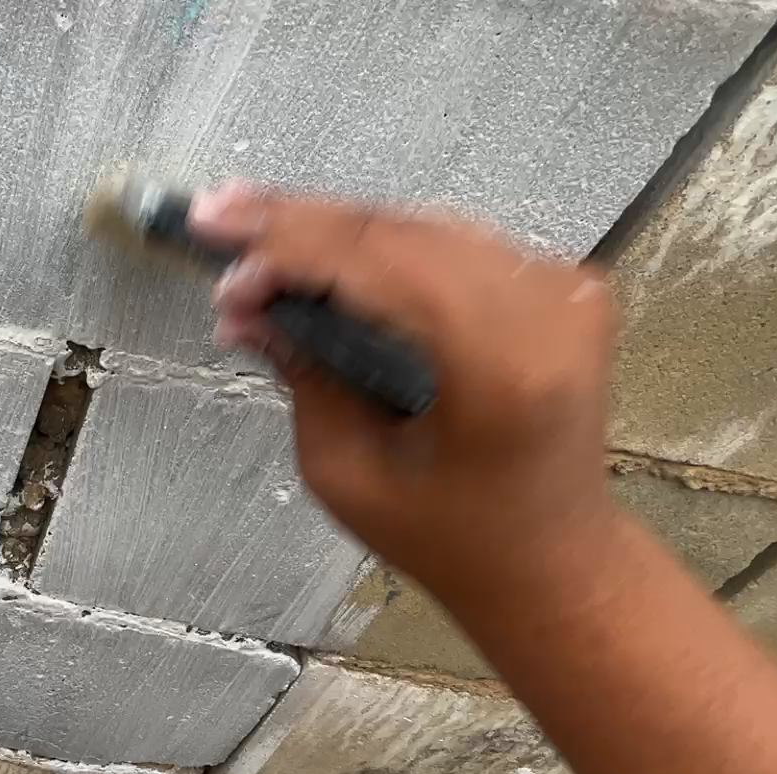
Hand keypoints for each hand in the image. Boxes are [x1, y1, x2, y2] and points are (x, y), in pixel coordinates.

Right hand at [188, 185, 620, 606]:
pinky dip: (368, 243)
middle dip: (295, 222)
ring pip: (418, 224)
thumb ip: (303, 377)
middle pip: (398, 231)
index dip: (290, 252)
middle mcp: (546, 307)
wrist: (547, 556)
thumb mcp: (344, 471)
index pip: (379, 267)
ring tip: (248, 225)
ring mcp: (561, 287)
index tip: (220, 267)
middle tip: (215, 214)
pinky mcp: (554, 284)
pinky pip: (443, 242)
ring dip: (326, 225)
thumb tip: (246, 314)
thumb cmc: (441, 535)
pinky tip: (312, 243)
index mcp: (497, 366)